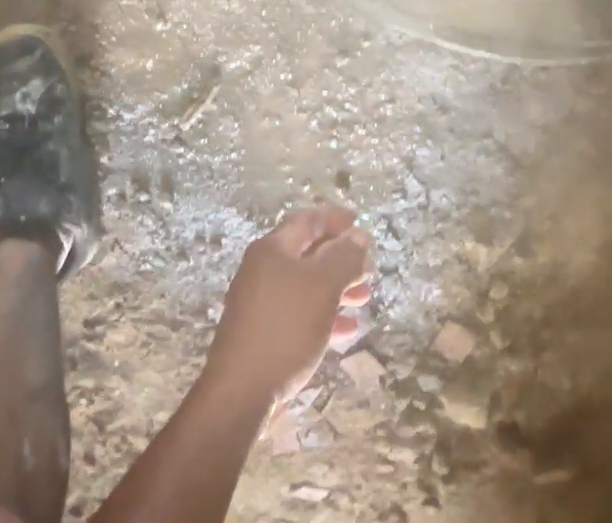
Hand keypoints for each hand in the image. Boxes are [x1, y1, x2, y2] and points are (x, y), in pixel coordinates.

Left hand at [205, 206, 372, 408]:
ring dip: (337, 288)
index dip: (335, 218)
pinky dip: (325, 315)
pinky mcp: (263, 332)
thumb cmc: (285, 329)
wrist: (241, 393)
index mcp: (272, 250)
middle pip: (308, 253)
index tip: (361, 223)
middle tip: (369, 270)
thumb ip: (343, 257)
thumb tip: (358, 235)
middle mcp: (263, 270)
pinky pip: (300, 313)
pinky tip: (347, 331)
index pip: (308, 220)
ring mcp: (261, 302)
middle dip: (341, 258)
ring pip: (306, 285)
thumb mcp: (322, 286)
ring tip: (364, 300)